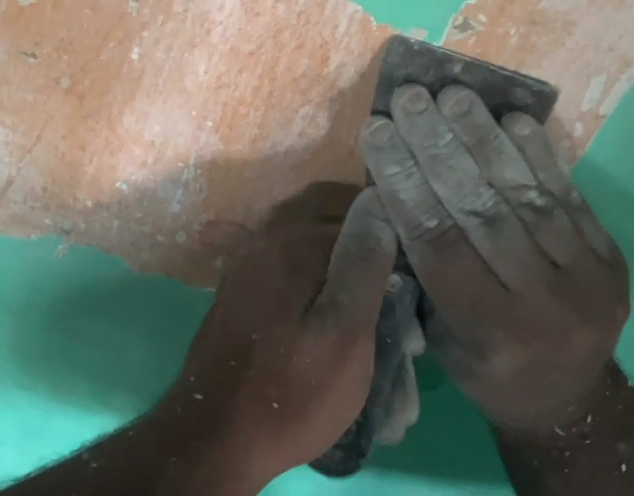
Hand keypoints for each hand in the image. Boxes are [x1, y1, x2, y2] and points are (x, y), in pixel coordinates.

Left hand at [158, 182, 399, 488]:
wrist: (217, 434)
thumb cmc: (292, 391)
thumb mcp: (345, 334)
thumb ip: (363, 263)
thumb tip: (378, 201)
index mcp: (293, 238)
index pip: (358, 208)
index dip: (393, 233)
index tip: (416, 267)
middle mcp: (265, 235)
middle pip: (327, 210)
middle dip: (364, 233)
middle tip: (395, 275)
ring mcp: (248, 258)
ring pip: (305, 233)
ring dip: (337, 250)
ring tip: (368, 293)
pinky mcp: (242, 285)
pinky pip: (286, 257)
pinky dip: (313, 269)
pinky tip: (329, 298)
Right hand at [361, 84, 629, 435]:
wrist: (569, 399)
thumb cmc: (482, 365)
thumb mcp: (435, 333)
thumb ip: (417, 268)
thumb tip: (387, 191)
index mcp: (487, 330)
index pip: (437, 241)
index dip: (404, 182)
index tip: (377, 130)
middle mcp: (541, 305)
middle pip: (481, 211)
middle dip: (439, 147)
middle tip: (411, 98)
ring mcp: (584, 280)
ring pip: (526, 196)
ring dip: (485, 138)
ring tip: (454, 94)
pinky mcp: (610, 259)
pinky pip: (570, 197)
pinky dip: (538, 154)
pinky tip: (511, 117)